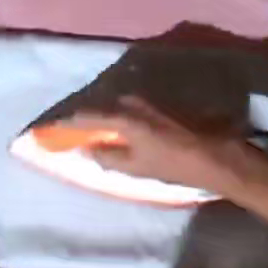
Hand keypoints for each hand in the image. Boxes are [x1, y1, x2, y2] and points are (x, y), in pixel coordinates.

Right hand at [57, 95, 257, 195]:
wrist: (219, 156)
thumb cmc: (175, 164)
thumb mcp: (136, 167)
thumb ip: (107, 157)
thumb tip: (88, 149)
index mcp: (120, 115)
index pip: (83, 117)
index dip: (64, 124)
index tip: (48, 130)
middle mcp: (129, 100)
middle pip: (97, 107)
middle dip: (82, 118)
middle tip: (70, 131)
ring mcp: (145, 99)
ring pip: (113, 106)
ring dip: (101, 117)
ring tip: (91, 131)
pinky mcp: (158, 103)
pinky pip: (127, 108)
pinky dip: (116, 116)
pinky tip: (117, 129)